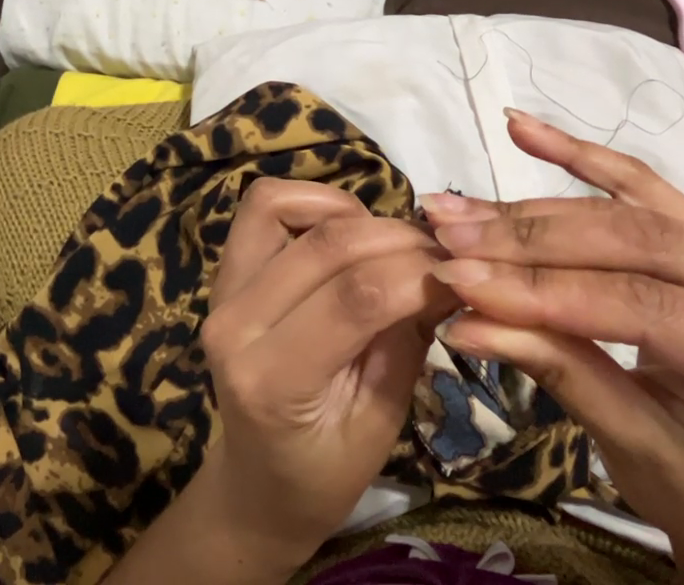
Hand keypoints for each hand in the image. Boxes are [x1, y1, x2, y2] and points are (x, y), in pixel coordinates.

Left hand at [193, 178, 456, 573]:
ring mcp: (220, 291)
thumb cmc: (324, 468)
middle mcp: (233, 324)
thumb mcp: (381, 421)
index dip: (418, 273)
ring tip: (389, 245)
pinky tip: (347, 231)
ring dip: (351, 212)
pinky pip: (263, 208)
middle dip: (397, 238)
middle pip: (324, 245)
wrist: (256, 481)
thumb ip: (407, 339)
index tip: (464, 272)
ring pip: (282, 208)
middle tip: (442, 253)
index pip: (354, 297)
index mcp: (273, 380)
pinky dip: (311, 202)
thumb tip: (452, 271)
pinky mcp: (223, 271)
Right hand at [423, 111, 683, 584]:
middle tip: (448, 233)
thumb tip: (461, 318)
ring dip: (542, 210)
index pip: (657, 308)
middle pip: (649, 245)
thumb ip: (559, 368)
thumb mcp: (638, 450)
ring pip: (643, 215)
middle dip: (535, 241)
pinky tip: (526, 130)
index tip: (459, 277)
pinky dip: (586, 162)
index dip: (549, 289)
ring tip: (462, 206)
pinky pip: (656, 195)